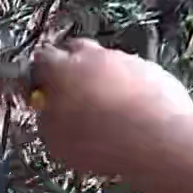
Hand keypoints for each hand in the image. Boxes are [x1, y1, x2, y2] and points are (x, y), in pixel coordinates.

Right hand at [30, 39, 192, 192]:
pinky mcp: (152, 69)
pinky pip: (131, 75)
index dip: (38, 76)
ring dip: (99, 80)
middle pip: (75, 50)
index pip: (41, 59)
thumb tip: (46, 110)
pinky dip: (126, 90)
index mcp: (62, 69)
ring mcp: (125, 60)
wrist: (155, 139)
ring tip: (103, 113)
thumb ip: (46, 118)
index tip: (38, 93)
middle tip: (69, 95)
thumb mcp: (54, 139)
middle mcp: (93, 56)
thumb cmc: (95, 142)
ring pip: (105, 63)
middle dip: (69, 67)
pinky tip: (128, 116)